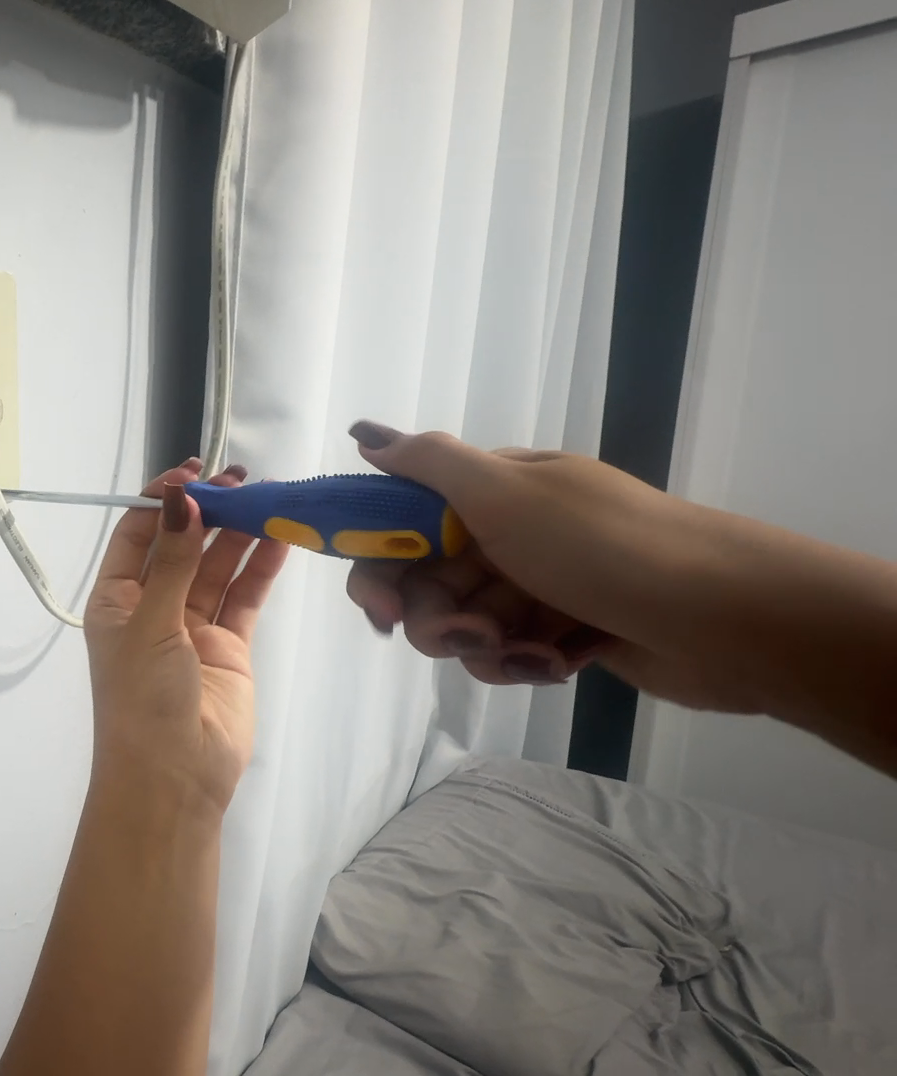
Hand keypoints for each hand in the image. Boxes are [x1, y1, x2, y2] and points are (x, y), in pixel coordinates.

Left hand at [84, 459, 290, 814]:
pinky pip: (243, 597)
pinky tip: (281, 536)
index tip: (193, 472)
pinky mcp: (228, 646)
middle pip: (180, 546)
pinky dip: (260, 568)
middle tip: (242, 478)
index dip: (163, 501)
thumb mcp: (150, 623)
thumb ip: (171, 562)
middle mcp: (150, 607)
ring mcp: (191, 626)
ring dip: (238, 534)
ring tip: (268, 497)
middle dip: (208, 512)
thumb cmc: (143, 698)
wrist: (173, 778)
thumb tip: (181, 500)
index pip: (136, 535)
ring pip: (215, 567)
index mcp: (114, 599)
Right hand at [342, 421, 764, 713]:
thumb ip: (427, 463)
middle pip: (423, 583)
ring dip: (478, 645)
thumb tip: (366, 435)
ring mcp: (533, 586)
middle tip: (461, 635)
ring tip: (522, 651)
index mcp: (490, 494)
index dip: (378, 565)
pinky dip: (518, 662)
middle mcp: (504, 536)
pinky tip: (551, 663)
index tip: (378, 606)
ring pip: (459, 624)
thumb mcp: (507, 491)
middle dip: (431, 617)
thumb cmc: (604, 546)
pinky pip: (502, 652)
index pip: (401, 525)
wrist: (733, 619)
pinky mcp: (558, 633)